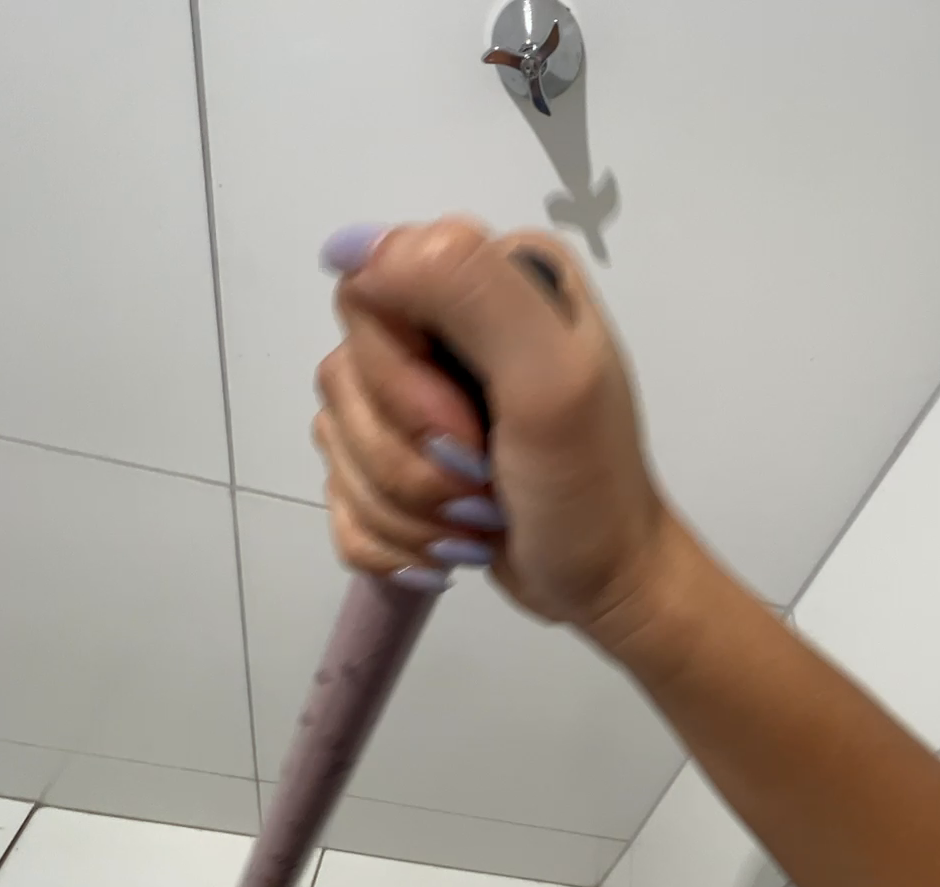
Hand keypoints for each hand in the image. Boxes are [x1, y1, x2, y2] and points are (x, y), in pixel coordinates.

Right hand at [313, 218, 685, 642]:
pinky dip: (392, 539)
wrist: (602, 582)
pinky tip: (448, 545)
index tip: (468, 434)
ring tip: (479, 519)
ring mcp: (419, 395)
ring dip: (408, 508)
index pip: (368, 293)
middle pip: (344, 374)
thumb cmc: (589, 488)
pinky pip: (341, 497)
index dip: (400, 379)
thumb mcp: (554, 379)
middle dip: (410, 458)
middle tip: (483, 483)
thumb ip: (470, 289)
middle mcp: (449, 325)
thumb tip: (357, 251)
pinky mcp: (399, 459)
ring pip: (337, 444)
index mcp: (490, 281)